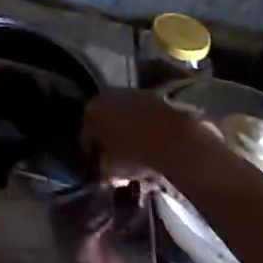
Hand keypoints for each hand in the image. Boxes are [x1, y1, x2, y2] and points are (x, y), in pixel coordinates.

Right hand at [80, 89, 218, 184]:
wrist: (177, 140)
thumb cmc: (136, 156)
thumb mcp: (112, 170)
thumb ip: (102, 168)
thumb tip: (103, 168)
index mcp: (92, 112)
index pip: (86, 136)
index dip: (92, 155)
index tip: (98, 168)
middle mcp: (107, 96)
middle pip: (104, 121)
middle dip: (109, 139)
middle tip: (117, 159)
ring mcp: (132, 92)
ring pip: (123, 115)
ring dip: (127, 130)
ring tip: (137, 151)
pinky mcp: (154, 95)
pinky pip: (143, 114)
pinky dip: (144, 125)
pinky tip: (152, 141)